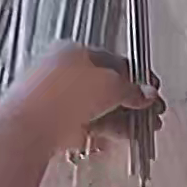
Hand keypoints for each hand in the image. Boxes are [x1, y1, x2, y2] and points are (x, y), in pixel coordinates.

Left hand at [0, 43, 162, 150]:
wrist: (34, 123)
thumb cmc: (64, 94)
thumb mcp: (111, 86)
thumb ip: (133, 90)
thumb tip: (147, 93)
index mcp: (74, 51)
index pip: (115, 62)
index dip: (138, 77)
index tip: (153, 90)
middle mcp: (65, 70)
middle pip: (110, 86)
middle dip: (135, 102)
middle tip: (152, 112)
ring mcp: (61, 96)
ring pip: (103, 107)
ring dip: (127, 118)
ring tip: (144, 128)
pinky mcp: (59, 119)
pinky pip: (91, 122)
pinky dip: (110, 129)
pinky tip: (125, 135)